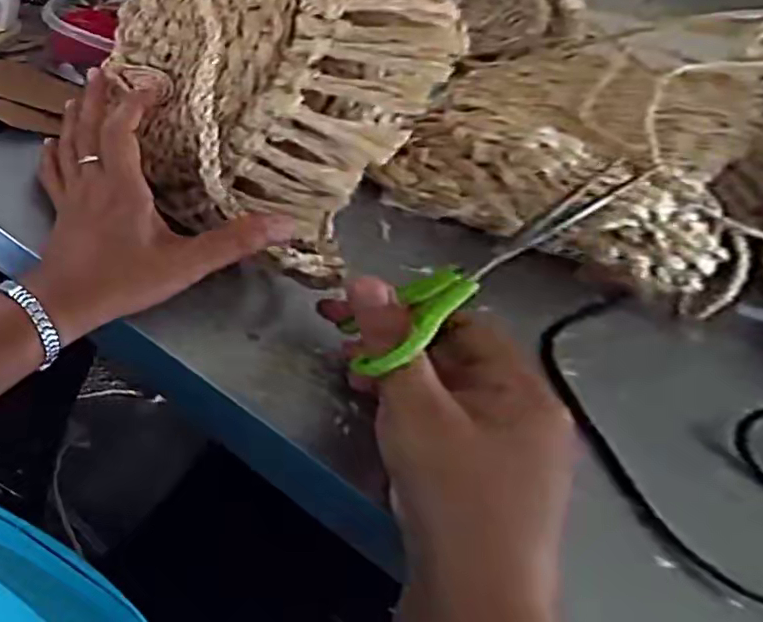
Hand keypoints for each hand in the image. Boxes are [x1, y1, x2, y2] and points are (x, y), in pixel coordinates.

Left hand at [28, 73, 290, 339]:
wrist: (66, 299)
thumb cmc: (123, 279)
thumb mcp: (184, 264)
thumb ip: (231, 242)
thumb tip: (284, 223)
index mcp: (121, 185)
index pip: (122, 130)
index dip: (134, 103)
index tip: (153, 84)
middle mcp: (92, 180)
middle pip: (89, 128)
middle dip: (97, 98)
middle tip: (100, 71)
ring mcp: (70, 193)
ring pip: (68, 145)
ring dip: (73, 119)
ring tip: (78, 97)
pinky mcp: (58, 207)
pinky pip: (52, 173)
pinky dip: (51, 154)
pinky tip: (47, 143)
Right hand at [318, 278, 573, 621]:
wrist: (474, 577)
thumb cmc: (450, 481)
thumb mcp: (411, 402)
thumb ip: (389, 340)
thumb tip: (366, 280)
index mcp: (522, 390)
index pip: (465, 322)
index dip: (409, 307)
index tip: (354, 305)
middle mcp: (520, 408)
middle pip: (449, 350)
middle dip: (389, 339)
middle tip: (337, 334)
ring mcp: (502, 436)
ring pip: (438, 379)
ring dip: (389, 367)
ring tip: (351, 374)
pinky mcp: (478, 458)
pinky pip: (438, 408)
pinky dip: (401, 396)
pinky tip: (371, 402)